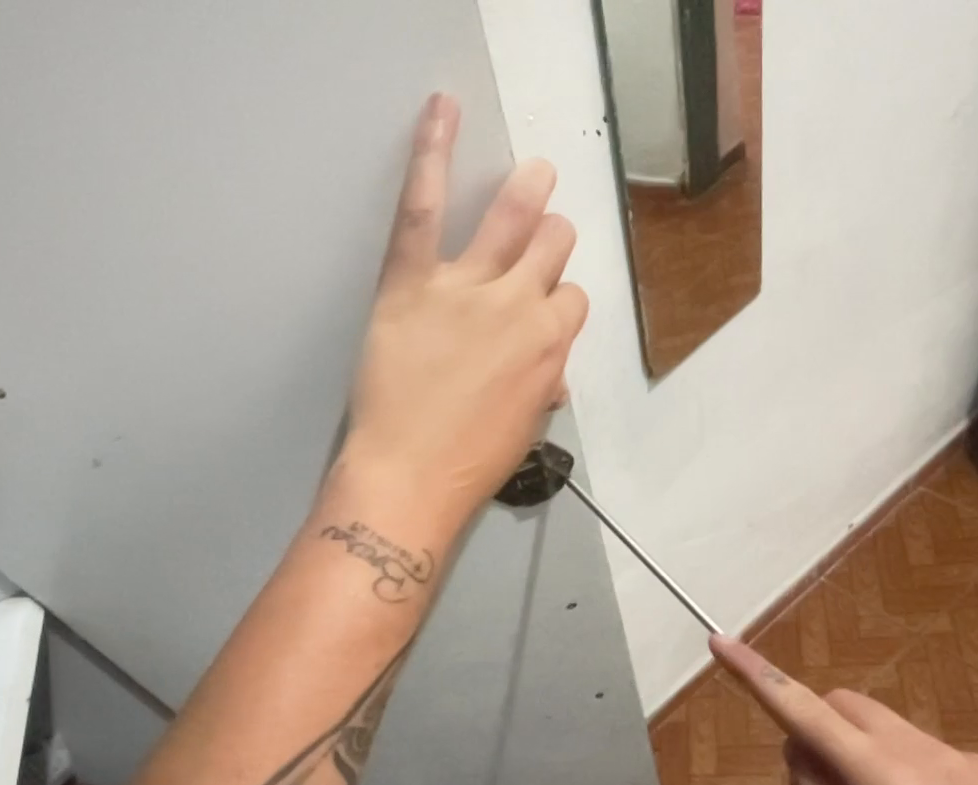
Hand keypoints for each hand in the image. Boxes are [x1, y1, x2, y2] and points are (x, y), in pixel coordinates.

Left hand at [337, 93, 588, 528]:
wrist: (406, 480)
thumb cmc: (466, 468)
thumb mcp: (523, 430)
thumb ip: (541, 385)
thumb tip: (549, 373)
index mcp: (550, 347)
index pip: (571, 299)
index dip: (554, 305)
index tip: (533, 320)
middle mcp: (520, 306)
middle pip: (554, 247)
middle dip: (551, 241)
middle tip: (537, 240)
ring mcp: (467, 288)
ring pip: (516, 218)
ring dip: (530, 193)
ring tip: (532, 176)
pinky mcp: (413, 282)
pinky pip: (425, 209)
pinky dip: (433, 154)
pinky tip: (442, 111)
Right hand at [710, 634, 977, 784]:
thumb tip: (796, 750)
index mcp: (878, 774)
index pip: (802, 709)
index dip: (756, 674)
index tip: (721, 642)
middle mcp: (921, 749)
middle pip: (848, 704)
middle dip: (821, 722)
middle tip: (821, 783)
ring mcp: (967, 758)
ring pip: (891, 729)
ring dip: (867, 754)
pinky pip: (932, 755)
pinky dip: (910, 774)